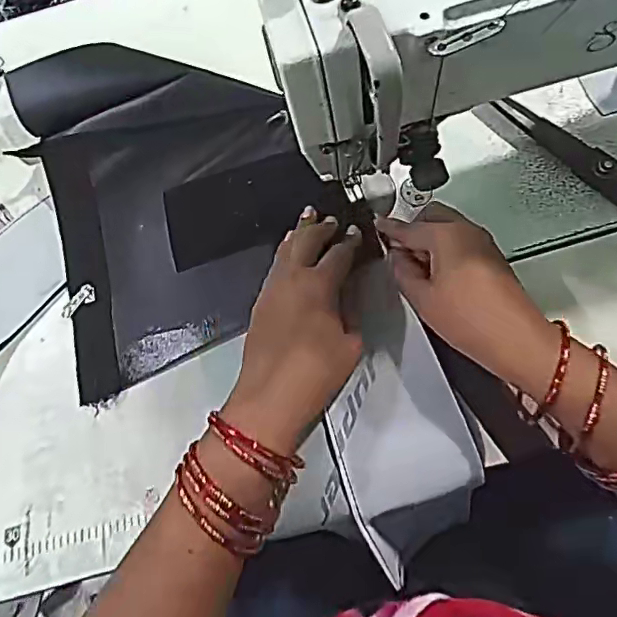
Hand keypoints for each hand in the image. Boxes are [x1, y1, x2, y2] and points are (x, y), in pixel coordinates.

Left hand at [227, 208, 365, 452]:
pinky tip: (288, 257)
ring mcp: (272, 290)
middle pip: (306, 241)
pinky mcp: (260, 304)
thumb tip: (348, 299)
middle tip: (330, 218)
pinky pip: (275, 267)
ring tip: (306, 223)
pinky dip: (285, 254)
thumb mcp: (350, 343)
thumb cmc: (310, 375)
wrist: (269, 398)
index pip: (339, 253)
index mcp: (317, 285)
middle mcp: (291, 280)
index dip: (350, 241)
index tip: (356, 235)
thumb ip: (351, 313)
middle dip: (320, 227)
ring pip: (285, 251)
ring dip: (298, 235)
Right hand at [376, 203, 559, 387]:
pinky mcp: (492, 256)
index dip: (389, 229)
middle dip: (413, 230)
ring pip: (448, 226)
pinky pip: (461, 240)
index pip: (408, 226)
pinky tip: (439, 276)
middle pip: (431, 215)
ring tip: (419, 268)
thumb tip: (397, 259)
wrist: (517, 341)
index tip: (380, 228)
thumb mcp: (422, 298)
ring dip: (430, 240)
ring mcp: (483, 242)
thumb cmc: (478, 322)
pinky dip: (446, 249)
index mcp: (447, 235)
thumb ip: (401, 271)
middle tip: (398, 251)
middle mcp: (468, 231)